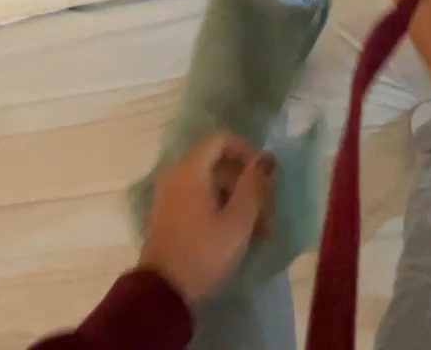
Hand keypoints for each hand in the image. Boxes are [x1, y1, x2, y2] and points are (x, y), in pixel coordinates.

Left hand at [139, 131, 274, 304]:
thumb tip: (266, 158)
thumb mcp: (237, 221)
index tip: (265, 176)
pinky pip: (199, 197)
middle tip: (268, 213)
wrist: (163, 291)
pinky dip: (220, 207)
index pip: (221, 139)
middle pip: (217, 163)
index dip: (247, 151)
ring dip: (237, 200)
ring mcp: (170, 193)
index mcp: (190, 168)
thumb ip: (253, 186)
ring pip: (211, 183)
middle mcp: (176, 173)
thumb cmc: (204, 252)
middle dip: (246, 183)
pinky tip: (237, 234)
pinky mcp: (169, 213)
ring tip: (260, 230)